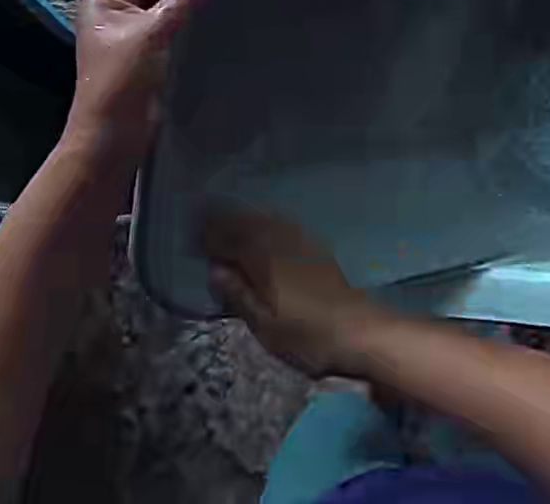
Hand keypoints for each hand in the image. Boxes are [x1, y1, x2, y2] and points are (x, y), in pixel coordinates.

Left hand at [68, 0, 216, 162]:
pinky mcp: (145, 55)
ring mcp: (130, 35)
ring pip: (162, 8)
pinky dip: (183, 28)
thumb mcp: (153, 32)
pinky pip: (167, 30)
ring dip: (183, 10)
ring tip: (210, 12)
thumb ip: (184, 0)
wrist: (112, 135)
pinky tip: (204, 32)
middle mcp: (114, 12)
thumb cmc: (122, 79)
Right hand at [205, 208, 388, 377]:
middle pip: (245, 222)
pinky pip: (279, 222)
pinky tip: (261, 225)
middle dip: (222, 218)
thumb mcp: (265, 326)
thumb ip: (238, 295)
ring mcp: (300, 240)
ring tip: (225, 216)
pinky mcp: (314, 245)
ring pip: (263, 218)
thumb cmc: (308, 335)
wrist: (360, 329)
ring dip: (242, 215)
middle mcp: (280, 240)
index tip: (189, 230)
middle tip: (200, 215)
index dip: (208, 234)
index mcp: (264, 258)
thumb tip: (214, 270)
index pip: (229, 238)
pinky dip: (263, 219)